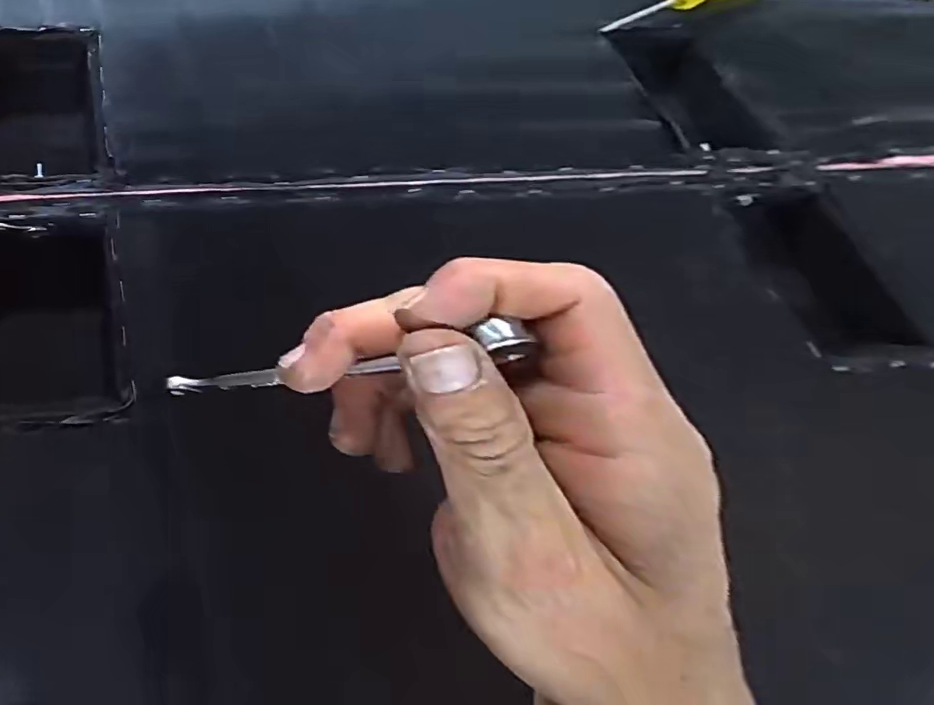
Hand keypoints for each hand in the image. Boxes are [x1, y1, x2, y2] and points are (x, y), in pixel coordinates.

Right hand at [280, 259, 752, 704]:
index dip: (483, 286)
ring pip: (440, 344)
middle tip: (311, 365)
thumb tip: (430, 345)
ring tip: (340, 427)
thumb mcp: (531, 553)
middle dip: (386, 332)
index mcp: (622, 412)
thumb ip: (485, 446)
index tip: (408, 324)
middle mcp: (576, 393)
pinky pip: (430, 382)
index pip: (567, 298)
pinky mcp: (498, 427)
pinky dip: (384, 401)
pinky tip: (369, 446)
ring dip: (372, 370)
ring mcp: (534, 408)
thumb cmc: (594, 648)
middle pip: (475, 316)